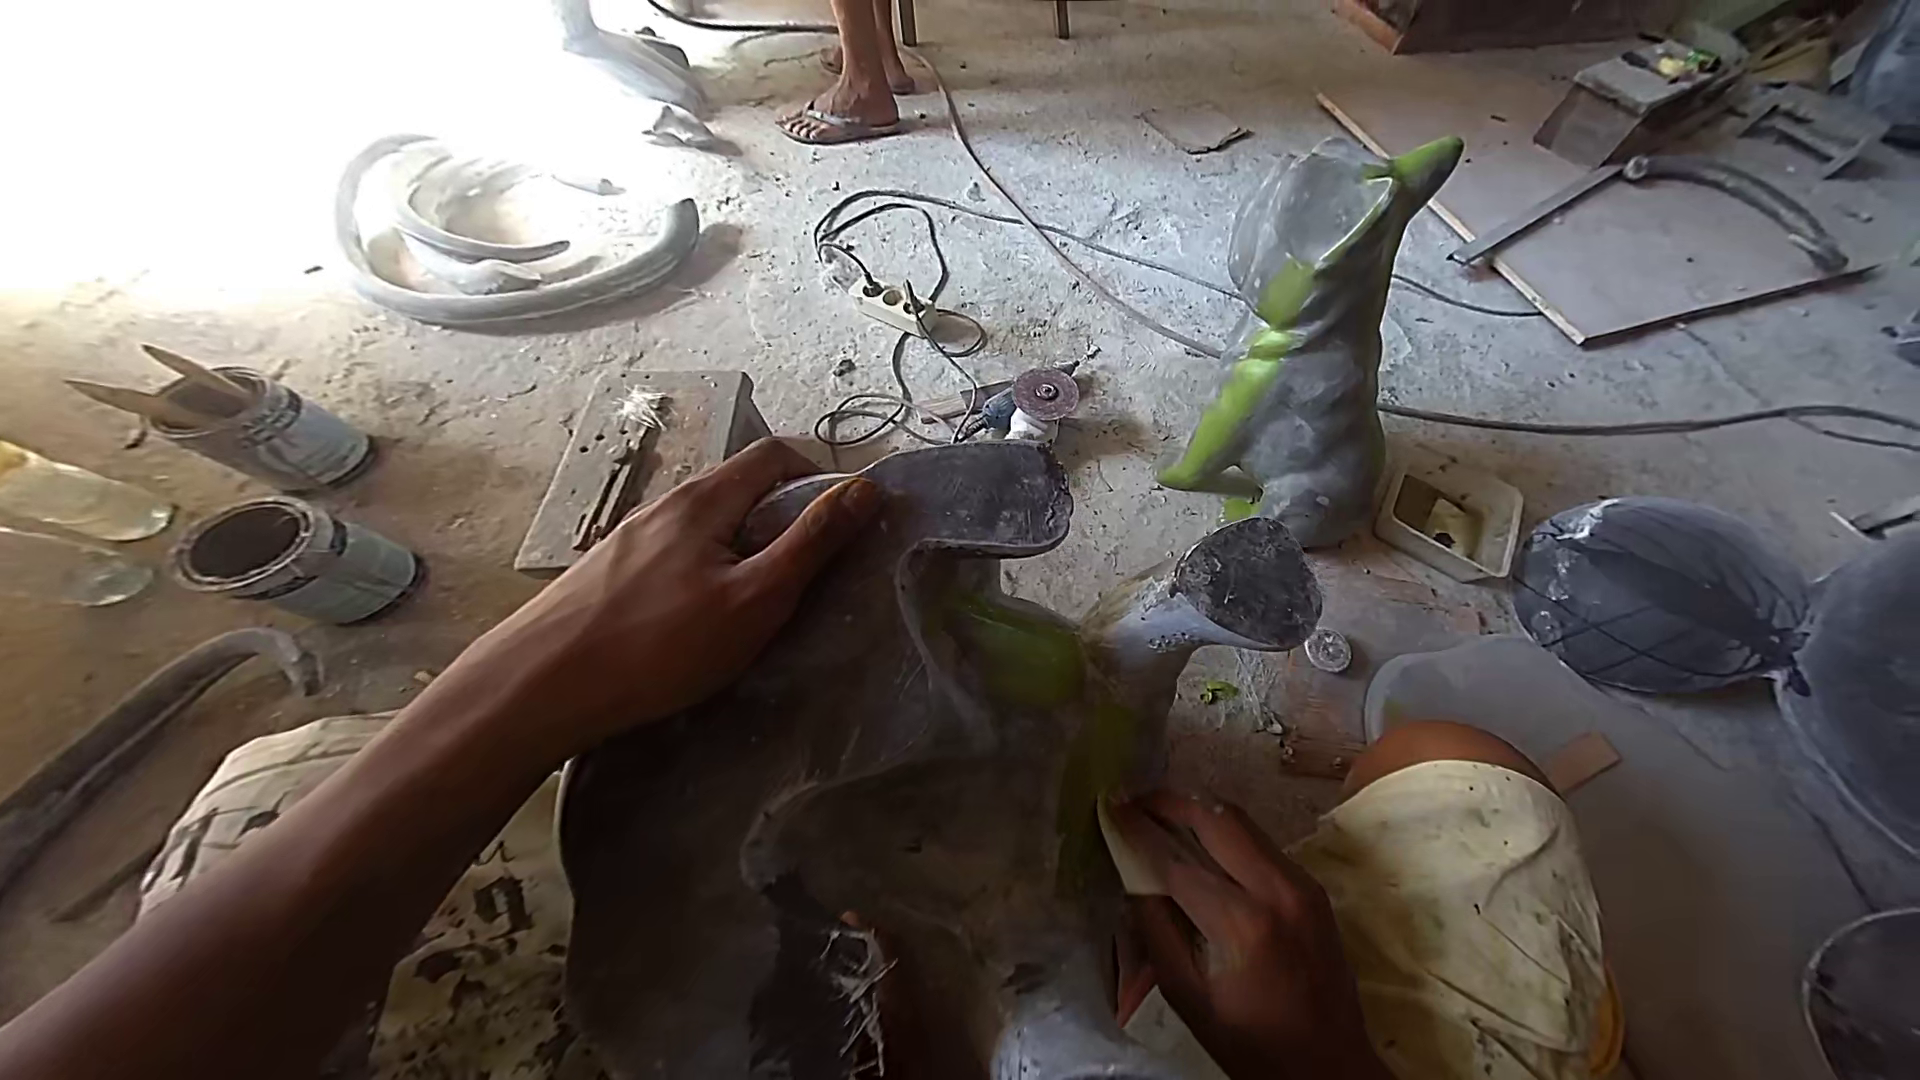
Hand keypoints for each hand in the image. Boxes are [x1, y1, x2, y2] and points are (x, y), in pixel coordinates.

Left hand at [447, 438, 877, 759]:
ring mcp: (634, 535)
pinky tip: (698, 615)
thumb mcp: (757, 596)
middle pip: (743, 487)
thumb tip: (864, 488)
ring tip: (752, 599)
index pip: (775, 454)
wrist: (534, 690)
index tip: (839, 523)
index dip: (818, 476)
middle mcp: (668, 503)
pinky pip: (679, 549)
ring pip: (711, 521)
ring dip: (747, 544)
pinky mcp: (612, 567)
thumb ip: (813, 540)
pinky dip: (711, 565)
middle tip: (799, 574)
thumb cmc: (661, 645)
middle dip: (785, 517)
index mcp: (705, 499)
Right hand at [1105, 791, 1389, 1079]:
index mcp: (1242, 925)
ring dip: (1194, 808)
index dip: (1136, 829)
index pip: (1174, 859)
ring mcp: (1300, 882)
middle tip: (1133, 799)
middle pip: (1213, 817)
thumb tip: (1130, 869)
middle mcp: (1276, 890)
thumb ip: (1154, 925)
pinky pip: (1256, 837)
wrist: (1334, 1071)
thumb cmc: (1251, 1044)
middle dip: (1167, 801)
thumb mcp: (1186, 993)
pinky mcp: (1310, 883)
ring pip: (1237, 818)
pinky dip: (1219, 827)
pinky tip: (1196, 836)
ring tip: (1158, 811)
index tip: (1109, 805)